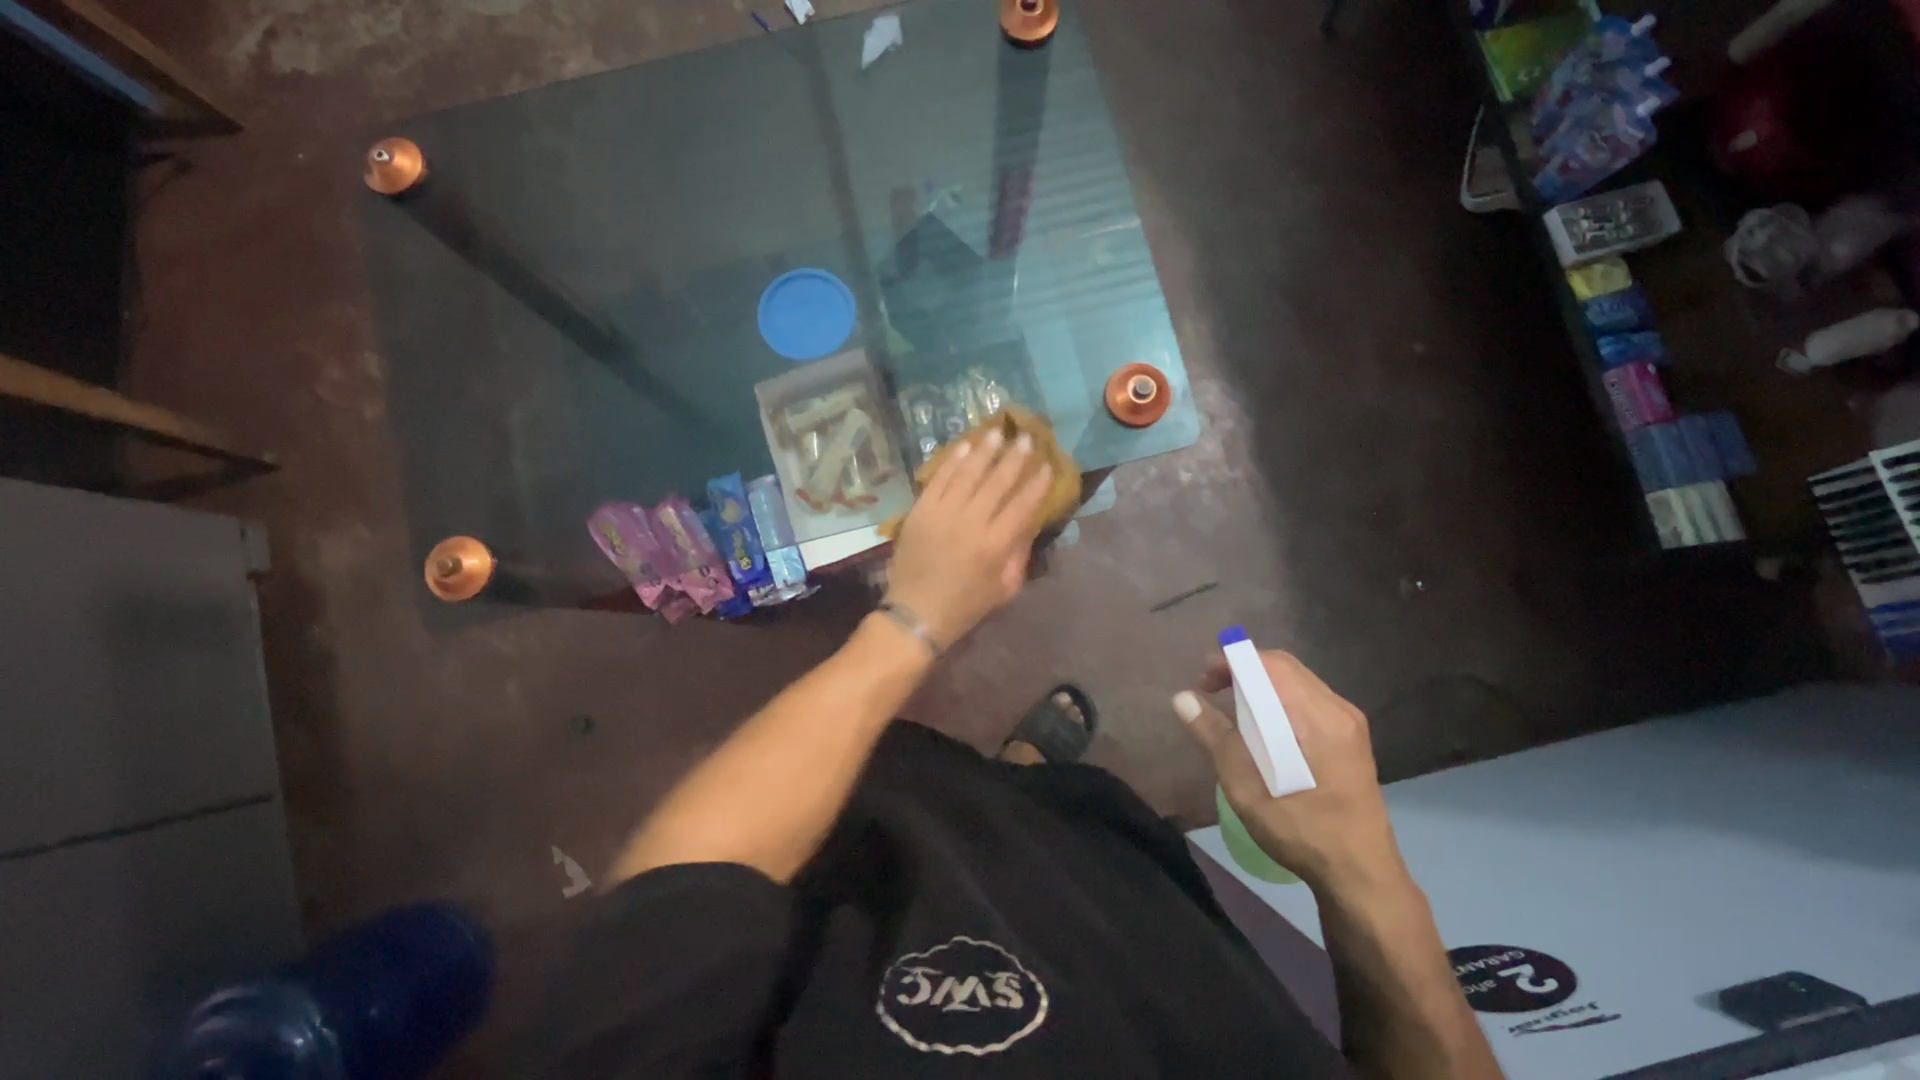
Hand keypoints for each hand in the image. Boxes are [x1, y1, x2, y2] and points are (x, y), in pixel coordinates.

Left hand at [885, 427, 1052, 647]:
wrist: (916, 613)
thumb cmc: (965, 606)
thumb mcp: (1005, 589)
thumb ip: (1019, 554)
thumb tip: (1028, 523)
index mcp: (996, 545)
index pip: (1023, 505)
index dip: (1037, 484)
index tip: (1047, 466)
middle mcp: (972, 523)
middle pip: (998, 482)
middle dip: (1014, 458)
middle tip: (1025, 438)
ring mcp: (943, 514)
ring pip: (968, 474)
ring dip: (985, 451)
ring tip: (997, 433)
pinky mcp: (921, 510)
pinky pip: (939, 479)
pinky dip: (953, 461)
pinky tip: (965, 446)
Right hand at [1172, 650, 1406, 896]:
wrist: (1361, 874)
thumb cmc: (1303, 831)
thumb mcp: (1249, 789)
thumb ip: (1216, 737)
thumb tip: (1183, 698)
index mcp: (1318, 717)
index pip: (1271, 664)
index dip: (1232, 661)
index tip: (1201, 681)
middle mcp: (1338, 710)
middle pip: (1284, 668)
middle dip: (1242, 671)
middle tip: (1209, 693)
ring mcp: (1347, 724)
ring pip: (1295, 684)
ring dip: (1258, 688)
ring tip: (1229, 712)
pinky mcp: (1348, 739)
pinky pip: (1306, 702)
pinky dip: (1276, 704)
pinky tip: (1260, 731)